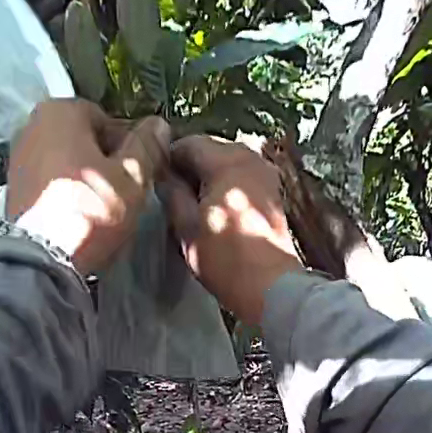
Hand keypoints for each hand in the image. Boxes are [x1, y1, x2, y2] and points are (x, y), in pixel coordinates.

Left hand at [6, 100, 169, 274]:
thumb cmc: (92, 209)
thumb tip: (159, 124)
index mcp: (60, 111)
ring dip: (88, 177)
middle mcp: (32, 124)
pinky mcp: (14, 187)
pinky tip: (81, 215)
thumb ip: (146, 146)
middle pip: (84, 139)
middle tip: (126, 190)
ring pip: (67, 161)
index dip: (129, 145)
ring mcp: (18, 156)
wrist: (44, 257)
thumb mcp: (132, 177)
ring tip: (105, 206)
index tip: (141, 171)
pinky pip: (52, 181)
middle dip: (106, 160)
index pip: (107, 119)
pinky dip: (68, 192)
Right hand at [160, 136, 304, 324]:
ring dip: (209, 180)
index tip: (156, 183)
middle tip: (174, 198)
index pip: (187, 144)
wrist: (272, 288)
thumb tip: (163, 176)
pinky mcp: (274, 195)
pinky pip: (242, 180)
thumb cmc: (225, 260)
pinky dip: (227, 189)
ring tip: (194, 209)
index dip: (167, 160)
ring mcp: (267, 176)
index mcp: (228, 160)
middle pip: (210, 150)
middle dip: (190, 169)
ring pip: (227, 165)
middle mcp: (251, 158)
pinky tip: (216, 213)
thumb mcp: (186, 227)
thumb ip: (171, 193)